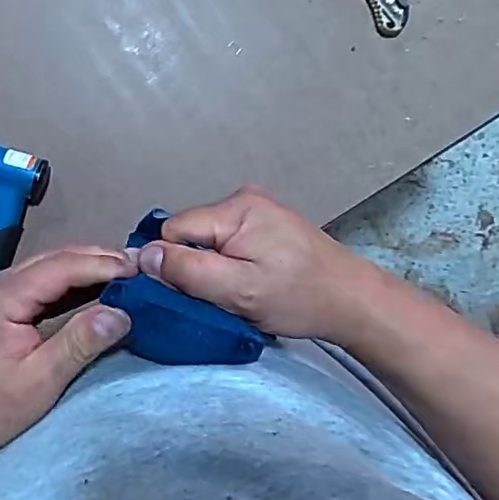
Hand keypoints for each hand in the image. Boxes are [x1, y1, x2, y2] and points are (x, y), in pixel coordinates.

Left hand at [0, 248, 135, 463]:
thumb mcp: (40, 382)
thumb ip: (78, 343)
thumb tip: (120, 313)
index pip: (58, 268)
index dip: (100, 264)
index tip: (137, 268)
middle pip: (52, 259)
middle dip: (96, 260)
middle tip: (138, 266)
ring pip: (45, 266)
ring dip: (84, 267)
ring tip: (124, 273)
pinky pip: (37, 279)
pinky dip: (68, 280)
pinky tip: (94, 285)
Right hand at [140, 186, 400, 342]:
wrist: (356, 302)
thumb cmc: (301, 299)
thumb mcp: (238, 292)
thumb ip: (188, 271)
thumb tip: (142, 254)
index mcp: (235, 208)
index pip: (173, 231)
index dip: (178, 264)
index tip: (201, 290)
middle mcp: (242, 197)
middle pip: (189, 232)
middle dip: (197, 264)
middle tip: (225, 292)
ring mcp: (256, 206)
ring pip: (205, 237)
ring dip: (213, 264)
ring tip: (241, 287)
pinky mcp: (265, 219)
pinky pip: (225, 238)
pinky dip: (229, 260)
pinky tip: (251, 277)